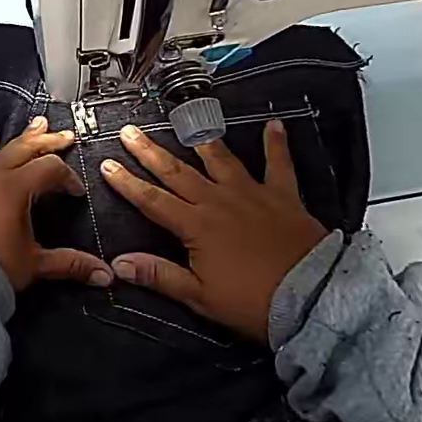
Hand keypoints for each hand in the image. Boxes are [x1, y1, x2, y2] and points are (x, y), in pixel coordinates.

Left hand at [0, 116, 113, 291]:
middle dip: (51, 142)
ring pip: (5, 148)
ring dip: (24, 138)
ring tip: (37, 124)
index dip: (68, 177)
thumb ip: (70, 263)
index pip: (51, 169)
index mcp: (16, 187)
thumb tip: (103, 274)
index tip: (75, 191)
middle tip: (66, 136)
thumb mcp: (35, 263)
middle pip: (29, 148)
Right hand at [99, 120, 327, 342]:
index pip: (151, 200)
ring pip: (220, 160)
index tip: (107, 164)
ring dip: (200, 140)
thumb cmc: (253, 302)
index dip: (126, 182)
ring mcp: (252, 193)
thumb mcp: (200, 296)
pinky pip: (279, 164)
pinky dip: (277, 144)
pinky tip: (275, 124)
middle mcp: (219, 201)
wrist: (313, 298)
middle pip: (177, 172)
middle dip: (149, 151)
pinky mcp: (283, 195)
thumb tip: (118, 263)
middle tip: (130, 131)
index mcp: (196, 226)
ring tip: (185, 120)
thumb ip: (159, 275)